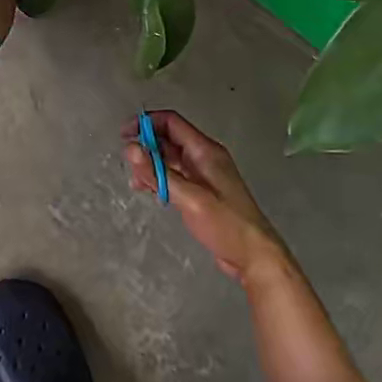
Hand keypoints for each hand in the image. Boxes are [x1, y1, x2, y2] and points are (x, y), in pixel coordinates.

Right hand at [122, 111, 293, 288]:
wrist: (256, 258)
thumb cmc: (226, 225)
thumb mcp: (189, 198)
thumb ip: (158, 173)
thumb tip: (129, 148)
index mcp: (205, 151)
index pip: (171, 122)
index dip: (146, 123)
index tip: (125, 136)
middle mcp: (203, 157)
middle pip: (167, 138)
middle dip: (145, 147)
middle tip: (130, 164)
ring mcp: (202, 174)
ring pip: (168, 157)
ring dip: (150, 164)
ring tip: (137, 182)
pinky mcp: (200, 190)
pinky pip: (173, 174)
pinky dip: (158, 177)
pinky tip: (149, 190)